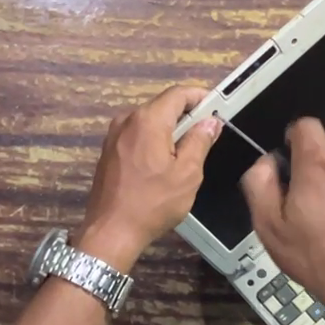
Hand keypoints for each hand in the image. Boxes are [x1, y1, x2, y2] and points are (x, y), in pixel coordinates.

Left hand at [77, 85, 220, 271]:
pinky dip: (153, 141)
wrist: (111, 231)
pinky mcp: (108, 151)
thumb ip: (200, 141)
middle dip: (186, 116)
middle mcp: (127, 120)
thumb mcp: (187, 173)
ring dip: (169, 130)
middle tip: (206, 135)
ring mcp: (114, 136)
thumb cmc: (152, 204)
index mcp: (148, 120)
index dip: (200, 97)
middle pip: (162, 106)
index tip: (216, 108)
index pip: (178, 93)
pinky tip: (162, 164)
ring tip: (186, 153)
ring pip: (149, 122)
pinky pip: (136, 136)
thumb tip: (210, 122)